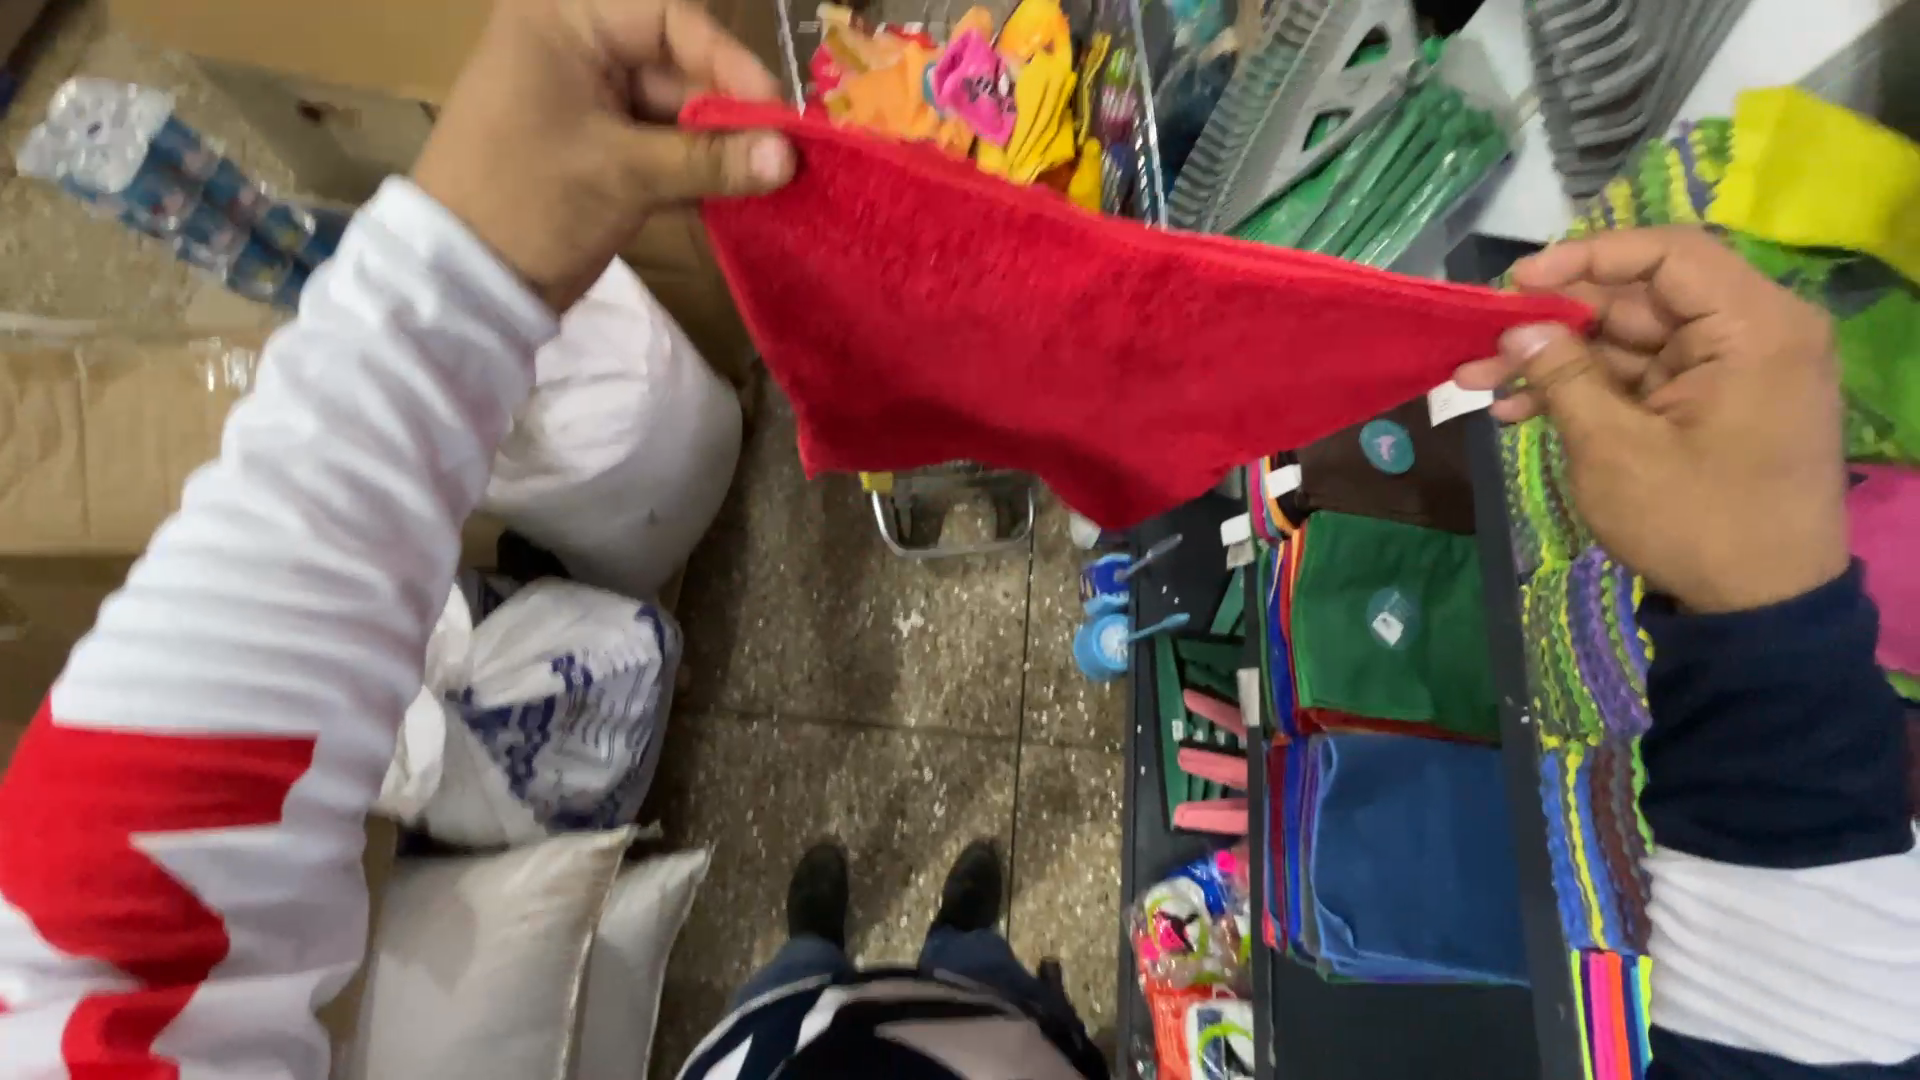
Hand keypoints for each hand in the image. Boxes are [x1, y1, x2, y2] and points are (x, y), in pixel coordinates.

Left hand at [413, 0, 795, 310]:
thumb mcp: (625, 172)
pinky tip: (744, 202)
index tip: (777, 114)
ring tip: (775, 183)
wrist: (476, 278)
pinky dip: (705, 178)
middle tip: (787, 159)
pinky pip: (673, 155)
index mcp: (568, 21)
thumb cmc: (533, 198)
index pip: (669, 17)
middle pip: (682, 70)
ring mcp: (600, 109)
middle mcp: (586, 53)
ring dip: (726, 153)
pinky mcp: (613, 158)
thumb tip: (790, 157)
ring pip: (682, 119)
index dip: (729, 61)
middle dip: (734, 116)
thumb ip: (711, 161)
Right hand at [1454, 226, 1849, 614]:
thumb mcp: (1612, 445)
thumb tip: (1517, 330)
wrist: (1752, 598)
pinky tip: (1515, 413)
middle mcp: (1745, 335)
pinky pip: (1628, 380)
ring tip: (1474, 384)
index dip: (1585, 259)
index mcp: (1752, 329)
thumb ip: (1564, 377)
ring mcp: (1722, 371)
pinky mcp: (1699, 403)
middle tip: (1475, 346)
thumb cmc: (1691, 517)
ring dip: (1547, 363)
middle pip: (1634, 302)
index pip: (1668, 256)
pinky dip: (1574, 392)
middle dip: (1548, 325)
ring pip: (1620, 344)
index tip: (1514, 283)